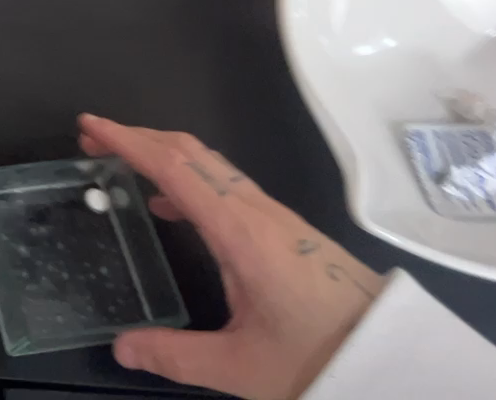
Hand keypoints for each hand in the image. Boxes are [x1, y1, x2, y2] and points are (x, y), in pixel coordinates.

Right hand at [78, 115, 385, 399]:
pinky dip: (183, 173)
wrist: (405, 364)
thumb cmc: (323, 361)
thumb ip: (177, 356)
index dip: (126, 140)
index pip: (172, 166)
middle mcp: (253, 209)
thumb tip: (120, 349)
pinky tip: (169, 204)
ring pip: (206, 162)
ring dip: (159, 151)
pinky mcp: (283, 226)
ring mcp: (271, 214)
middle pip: (186, 150)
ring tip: (121, 162)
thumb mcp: (245, 370)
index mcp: (237, 230)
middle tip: (92, 139)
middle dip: (135, 136)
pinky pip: (222, 181)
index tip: (89, 124)